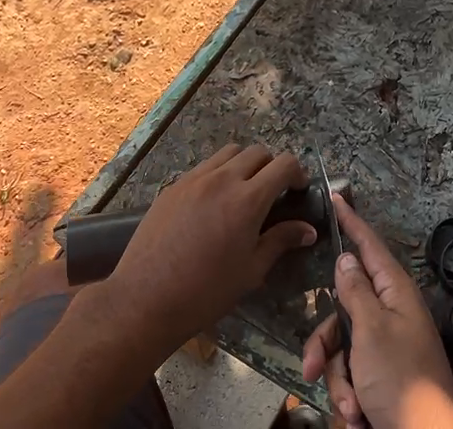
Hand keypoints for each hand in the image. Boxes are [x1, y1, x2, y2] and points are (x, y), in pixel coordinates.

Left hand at [110, 145, 318, 345]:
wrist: (144, 300)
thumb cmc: (205, 292)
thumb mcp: (251, 270)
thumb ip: (281, 241)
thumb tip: (308, 229)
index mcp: (248, 199)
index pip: (284, 164)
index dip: (297, 173)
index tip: (298, 190)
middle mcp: (223, 179)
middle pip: (258, 152)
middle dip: (271, 166)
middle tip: (272, 192)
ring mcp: (194, 180)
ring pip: (229, 153)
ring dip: (244, 164)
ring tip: (242, 191)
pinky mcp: (173, 187)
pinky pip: (203, 167)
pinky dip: (217, 174)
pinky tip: (212, 202)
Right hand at [302, 196, 452, 428]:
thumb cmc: (401, 379)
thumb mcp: (371, 331)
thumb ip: (355, 292)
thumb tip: (346, 256)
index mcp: (396, 292)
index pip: (369, 247)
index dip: (352, 222)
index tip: (336, 197)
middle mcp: (390, 313)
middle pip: (342, 309)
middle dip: (326, 345)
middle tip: (312, 367)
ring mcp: (385, 346)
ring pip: (341, 348)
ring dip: (338, 379)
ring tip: (352, 407)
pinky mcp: (380, 375)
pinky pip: (349, 374)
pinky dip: (348, 396)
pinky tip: (358, 416)